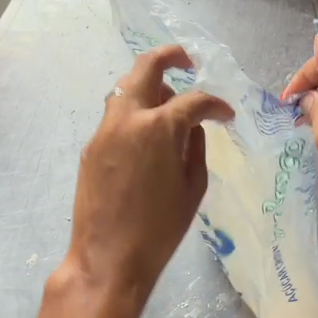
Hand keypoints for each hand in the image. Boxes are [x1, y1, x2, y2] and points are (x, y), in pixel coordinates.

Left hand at [63, 45, 233, 299]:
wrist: (107, 261)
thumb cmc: (159, 230)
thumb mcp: (193, 187)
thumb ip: (195, 146)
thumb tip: (193, 126)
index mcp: (159, 126)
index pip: (193, 100)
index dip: (215, 105)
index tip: (226, 115)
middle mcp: (128, 117)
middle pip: (147, 66)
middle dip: (170, 56)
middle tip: (187, 62)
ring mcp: (105, 129)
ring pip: (125, 86)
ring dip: (148, 84)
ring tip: (166, 102)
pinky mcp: (90, 146)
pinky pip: (115, 115)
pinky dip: (133, 112)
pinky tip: (145, 135)